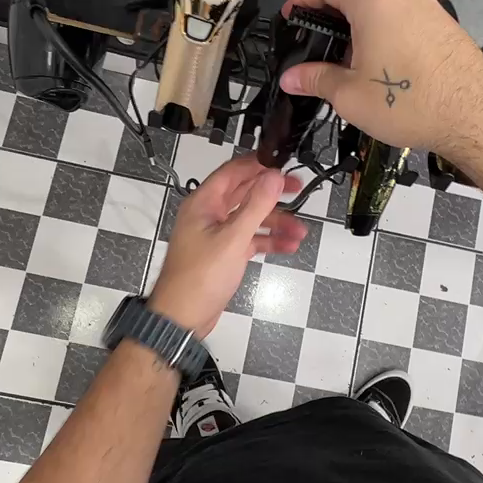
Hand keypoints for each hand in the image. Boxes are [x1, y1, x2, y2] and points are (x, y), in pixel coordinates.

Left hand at [147, 157, 307, 332]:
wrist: (182, 317)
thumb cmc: (200, 277)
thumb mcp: (233, 238)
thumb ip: (256, 206)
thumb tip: (273, 176)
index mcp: (203, 203)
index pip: (233, 171)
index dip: (258, 166)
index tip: (283, 166)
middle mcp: (208, 214)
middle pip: (244, 194)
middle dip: (272, 193)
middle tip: (298, 190)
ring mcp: (216, 234)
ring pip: (250, 218)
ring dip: (275, 222)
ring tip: (300, 230)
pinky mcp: (224, 252)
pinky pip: (249, 239)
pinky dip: (267, 241)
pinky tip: (287, 246)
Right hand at [279, 0, 482, 160]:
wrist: (474, 118)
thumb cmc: (407, 103)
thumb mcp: (350, 96)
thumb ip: (316, 78)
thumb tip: (290, 78)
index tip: (291, 17)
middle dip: (332, 17)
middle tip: (317, 47)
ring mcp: (428, 3)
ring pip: (382, 6)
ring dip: (361, 27)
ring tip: (349, 62)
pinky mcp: (445, 20)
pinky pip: (405, 17)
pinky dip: (387, 31)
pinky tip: (383, 64)